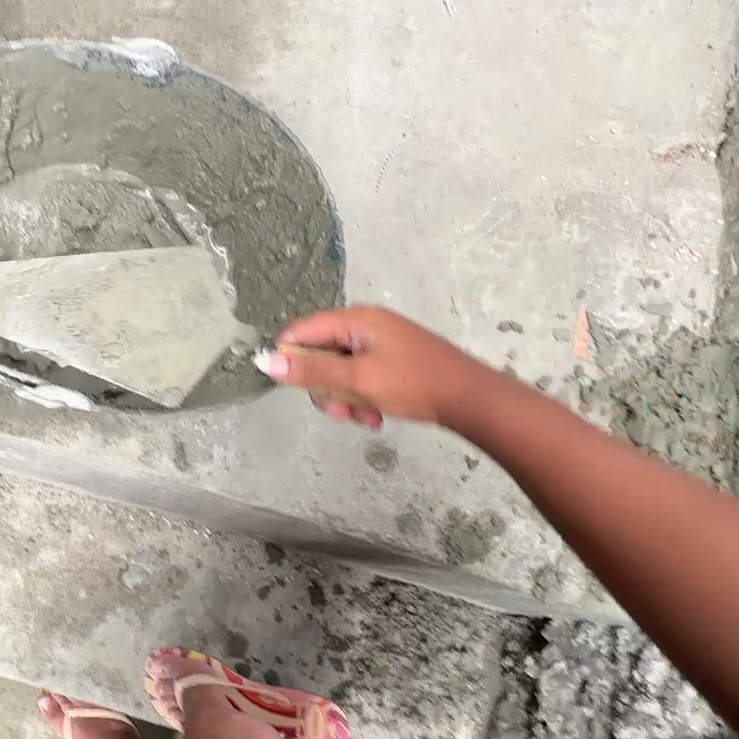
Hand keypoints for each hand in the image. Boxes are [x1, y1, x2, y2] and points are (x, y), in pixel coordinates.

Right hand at [255, 306, 488, 428]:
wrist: (473, 402)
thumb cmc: (415, 384)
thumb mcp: (359, 380)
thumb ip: (312, 372)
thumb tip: (265, 362)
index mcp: (355, 320)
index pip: (301, 332)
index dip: (291, 360)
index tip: (298, 388)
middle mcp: (363, 326)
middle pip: (318, 356)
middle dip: (325, 388)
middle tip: (343, 412)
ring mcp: (378, 344)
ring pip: (337, 372)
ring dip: (344, 398)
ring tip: (365, 418)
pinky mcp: (389, 362)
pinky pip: (357, 378)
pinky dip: (360, 398)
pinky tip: (375, 417)